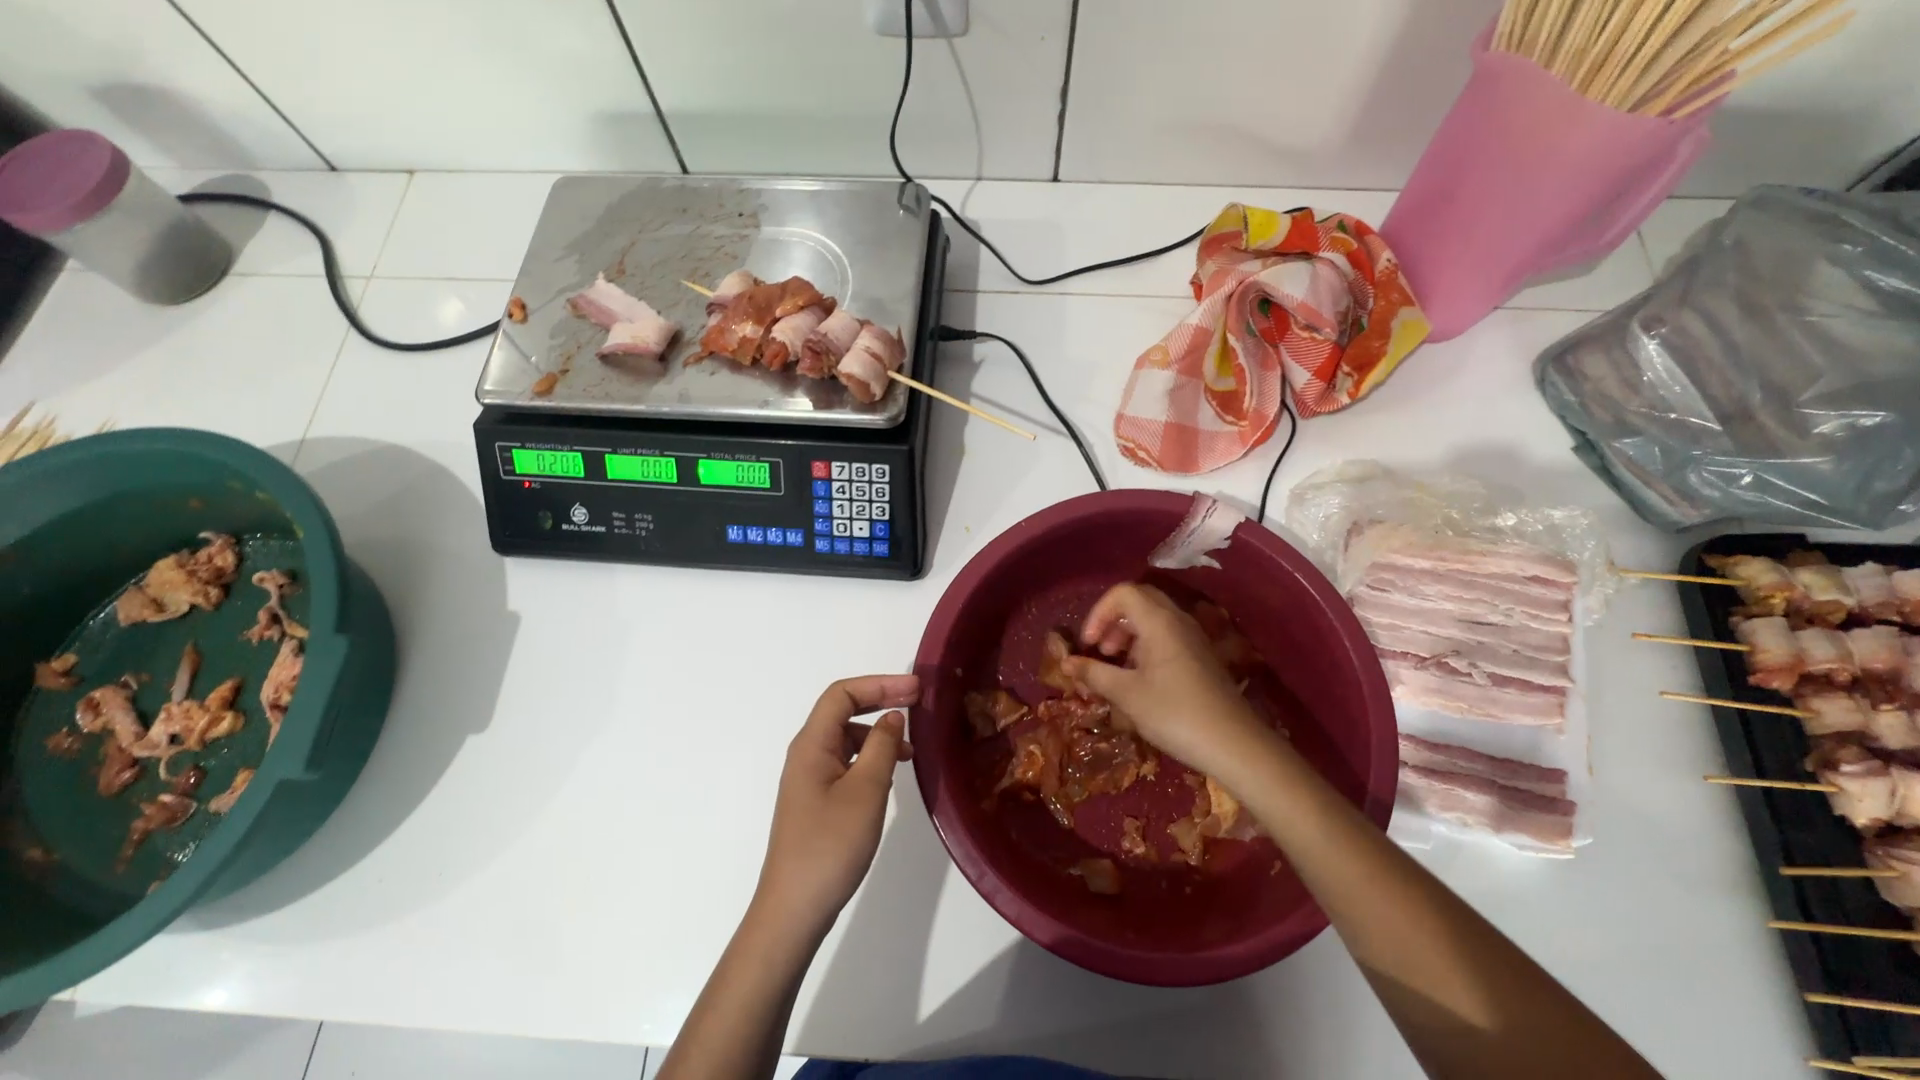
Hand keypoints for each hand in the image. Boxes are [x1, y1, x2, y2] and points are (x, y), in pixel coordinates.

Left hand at [756, 674, 918, 932]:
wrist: (795, 908)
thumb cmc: (830, 845)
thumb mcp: (866, 791)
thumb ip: (882, 747)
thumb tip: (893, 717)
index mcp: (811, 745)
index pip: (842, 694)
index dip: (880, 684)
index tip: (917, 690)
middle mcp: (806, 755)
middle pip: (842, 712)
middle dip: (881, 701)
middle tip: (920, 704)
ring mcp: (809, 780)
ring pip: (845, 739)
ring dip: (878, 734)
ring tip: (911, 750)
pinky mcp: (816, 803)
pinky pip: (845, 764)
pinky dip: (870, 759)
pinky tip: (890, 777)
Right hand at [1062, 584, 1280, 779]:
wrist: (1233, 743)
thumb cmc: (1175, 714)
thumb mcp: (1127, 694)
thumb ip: (1094, 673)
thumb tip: (1066, 663)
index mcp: (1160, 622)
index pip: (1123, 593)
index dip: (1099, 612)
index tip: (1089, 644)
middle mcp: (1178, 622)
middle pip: (1139, 602)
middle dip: (1113, 621)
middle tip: (1101, 650)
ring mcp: (1193, 639)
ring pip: (1153, 620)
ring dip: (1128, 636)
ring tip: (1116, 668)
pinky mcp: (1200, 658)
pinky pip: (1166, 638)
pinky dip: (1145, 648)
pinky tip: (1139, 680)